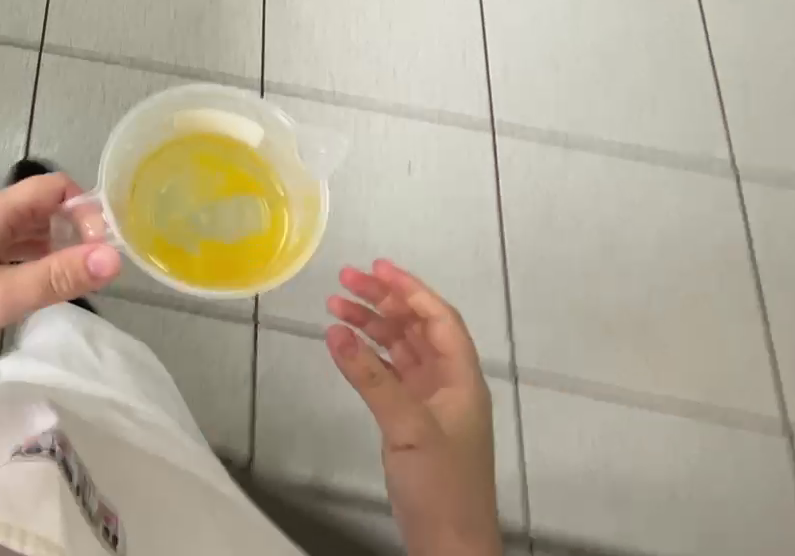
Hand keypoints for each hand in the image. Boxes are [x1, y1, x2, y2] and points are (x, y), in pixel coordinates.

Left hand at [0, 173, 122, 369]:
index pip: (53, 187)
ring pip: (22, 231)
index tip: (103, 250)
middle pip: (39, 207)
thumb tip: (113, 256)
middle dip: (72, 232)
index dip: (86, 209)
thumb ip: (56, 277)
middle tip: (92, 275)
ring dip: (50, 250)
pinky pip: (3, 248)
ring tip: (69, 287)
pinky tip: (30, 292)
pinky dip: (25, 262)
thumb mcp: (0, 298)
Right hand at [325, 260, 501, 555]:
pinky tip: (344, 343)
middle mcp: (448, 384)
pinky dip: (367, 351)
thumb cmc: (441, 482)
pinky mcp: (410, 417)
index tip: (377, 267)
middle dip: (384, 300)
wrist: (449, 542)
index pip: (440, 321)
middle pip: (417, 328)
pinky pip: (388, 369)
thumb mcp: (407, 427)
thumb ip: (370, 376)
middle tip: (345, 278)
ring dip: (371, 323)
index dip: (411, 290)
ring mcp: (429, 400)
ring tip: (334, 304)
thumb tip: (333, 330)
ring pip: (401, 346)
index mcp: (461, 380)